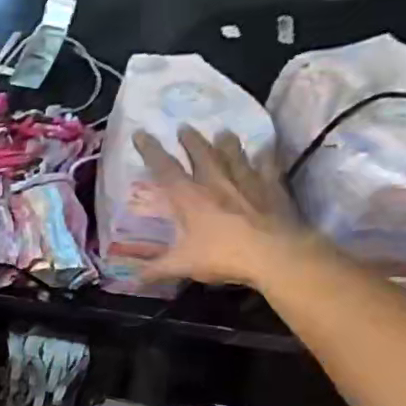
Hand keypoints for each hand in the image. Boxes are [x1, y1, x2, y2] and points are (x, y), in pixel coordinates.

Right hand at [114, 126, 326, 287]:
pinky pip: (267, 164)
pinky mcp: (271, 185)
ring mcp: (246, 179)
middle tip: (184, 127)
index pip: (164, 168)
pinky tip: (264, 149)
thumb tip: (132, 279)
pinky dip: (264, 155)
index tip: (141, 133)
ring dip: (226, 141)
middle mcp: (215, 180)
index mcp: (189, 197)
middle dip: (190, 139)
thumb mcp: (181, 266)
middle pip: (201, 152)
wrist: (274, 253)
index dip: (150, 150)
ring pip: (233, 152)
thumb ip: (155, 270)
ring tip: (222, 131)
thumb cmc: (222, 256)